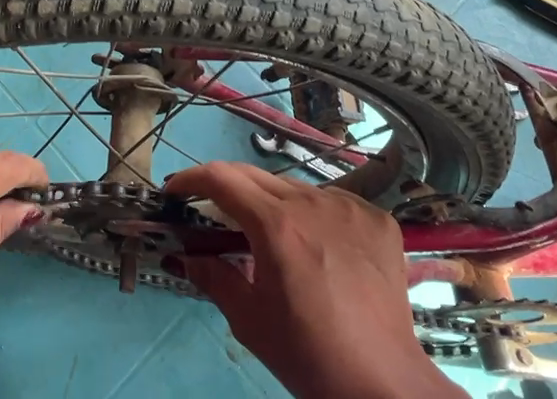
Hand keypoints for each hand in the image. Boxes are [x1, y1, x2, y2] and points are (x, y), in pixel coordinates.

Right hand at [164, 162, 465, 398]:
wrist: (381, 381)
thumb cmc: (307, 354)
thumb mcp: (248, 319)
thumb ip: (213, 276)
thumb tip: (186, 256)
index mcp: (276, 225)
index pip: (221, 179)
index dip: (191, 178)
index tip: (175, 190)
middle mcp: (313, 203)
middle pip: (257, 177)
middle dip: (227, 188)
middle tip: (213, 211)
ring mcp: (350, 207)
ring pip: (297, 190)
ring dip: (274, 204)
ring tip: (272, 238)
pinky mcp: (377, 219)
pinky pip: (335, 204)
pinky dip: (316, 216)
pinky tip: (319, 248)